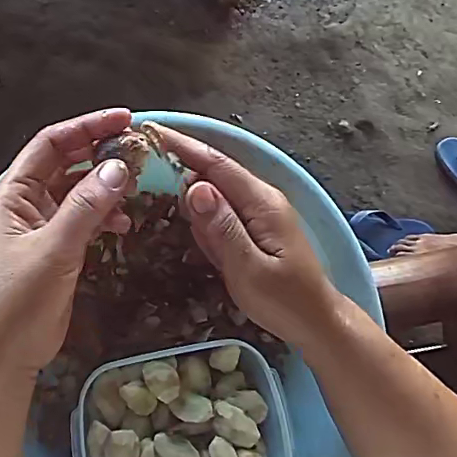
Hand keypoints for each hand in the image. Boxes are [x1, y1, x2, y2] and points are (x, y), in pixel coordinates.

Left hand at [0, 109, 135, 374]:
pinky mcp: (55, 252)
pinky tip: (122, 220)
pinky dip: (103, 214)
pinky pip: (82, 219)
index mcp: (15, 194)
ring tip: (135, 184)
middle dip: (99, 152)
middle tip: (137, 148)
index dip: (86, 126)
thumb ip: (86, 207)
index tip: (123, 119)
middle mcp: (26, 204)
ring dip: (104, 185)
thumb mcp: (53, 249)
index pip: (51, 144)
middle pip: (66, 163)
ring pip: (77, 192)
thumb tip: (118, 167)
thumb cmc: (14, 301)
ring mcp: (41, 228)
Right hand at [147, 125, 339, 345]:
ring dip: (184, 187)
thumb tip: (194, 187)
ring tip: (148, 181)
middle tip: (138, 160)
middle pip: (212, 172)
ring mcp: (257, 212)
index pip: (216, 164)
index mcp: (261, 202)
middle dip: (177, 162)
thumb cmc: (286, 301)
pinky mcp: (252, 227)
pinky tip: (180, 215)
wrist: (318, 324)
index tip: (150, 132)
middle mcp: (260, 198)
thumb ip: (222, 228)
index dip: (181, 145)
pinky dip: (198, 211)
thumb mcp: (249, 269)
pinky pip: (219, 211)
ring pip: (213, 191)